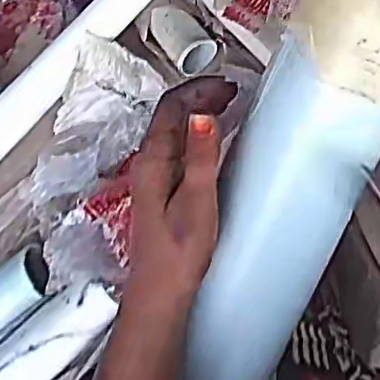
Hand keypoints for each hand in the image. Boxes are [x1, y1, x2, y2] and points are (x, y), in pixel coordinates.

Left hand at [125, 76, 235, 306]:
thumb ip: (201, 156)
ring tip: (225, 105)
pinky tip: (211, 137)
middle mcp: (149, 162)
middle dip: (201, 94)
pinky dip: (197, 130)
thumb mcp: (197, 201)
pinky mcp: (161, 187)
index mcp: (153, 160)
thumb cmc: (177, 255)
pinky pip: (177, 144)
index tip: (225, 85)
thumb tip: (202, 116)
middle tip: (230, 91)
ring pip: (174, 127)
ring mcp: (153, 174)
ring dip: (199, 110)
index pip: (172, 106)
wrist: (161, 294)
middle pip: (171, 113)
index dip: (199, 89)